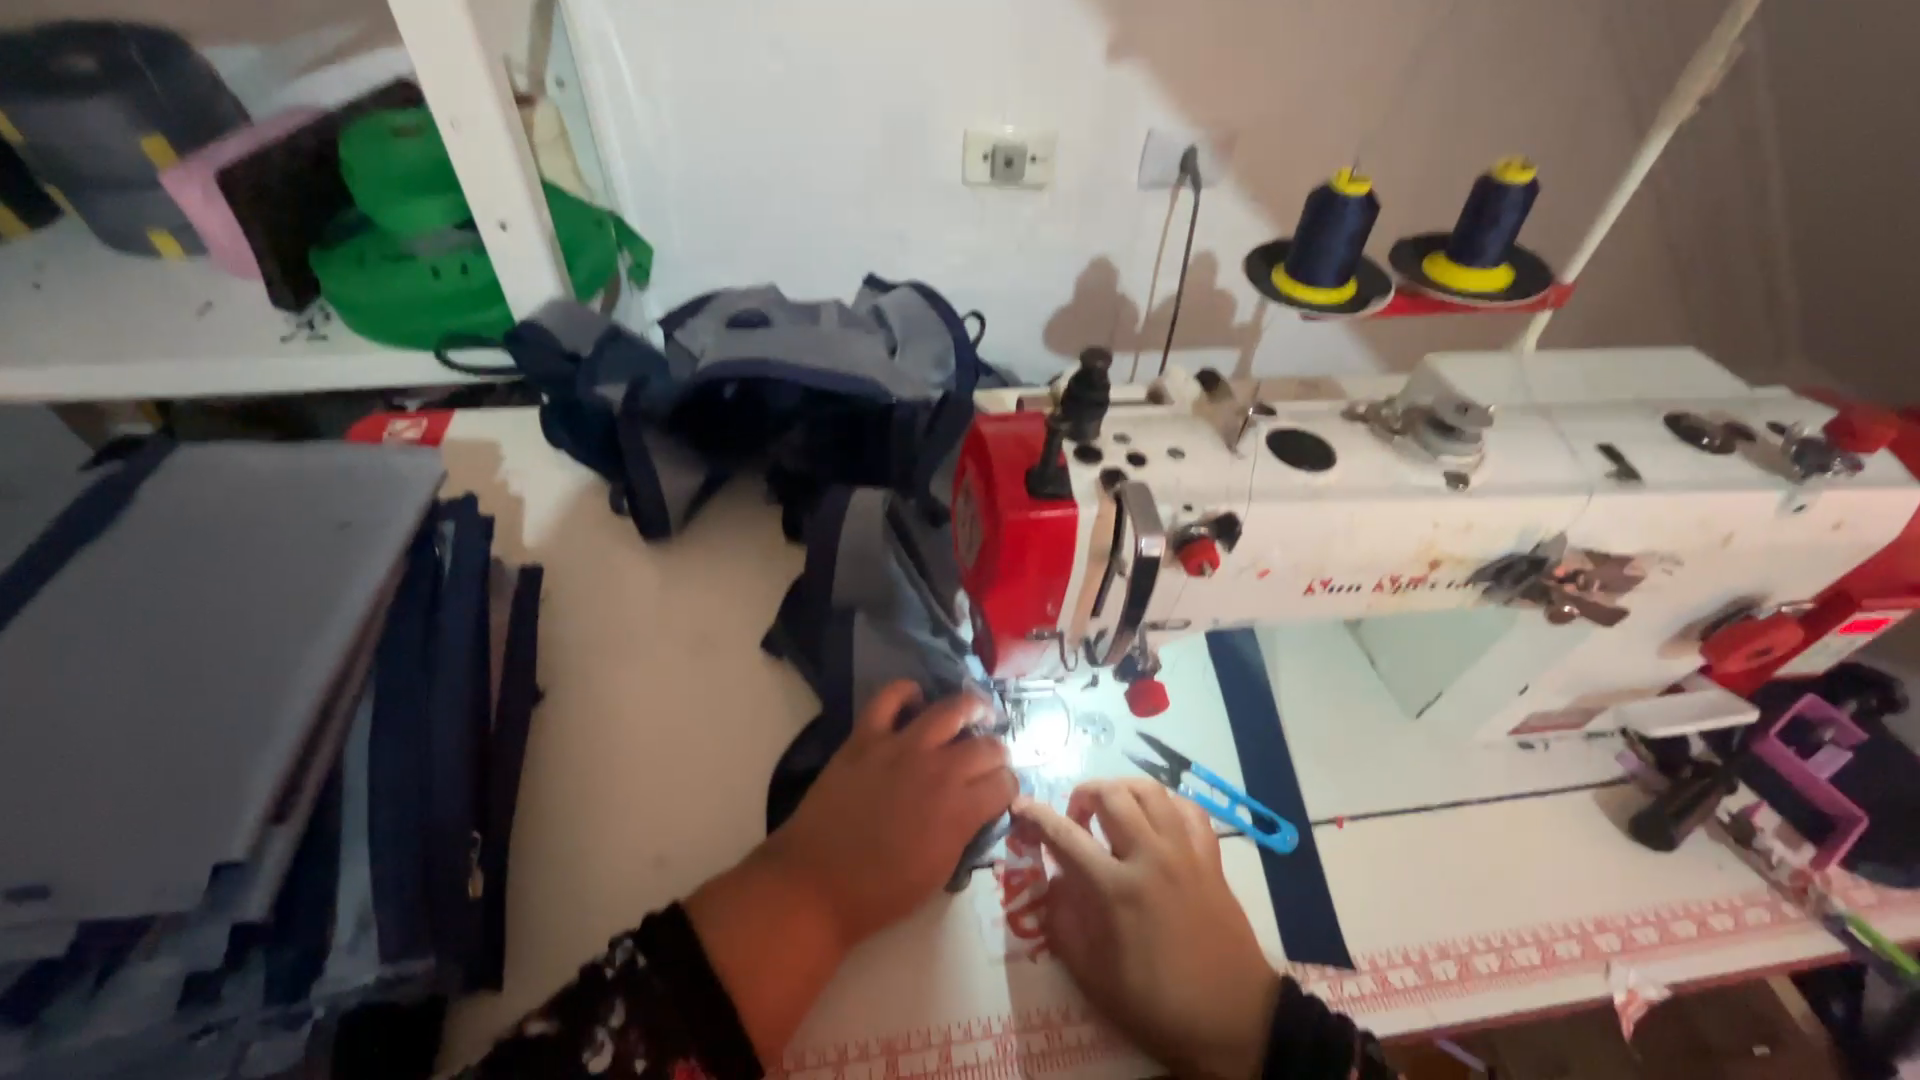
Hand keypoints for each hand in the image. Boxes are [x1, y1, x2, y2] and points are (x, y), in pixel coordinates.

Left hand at [688, 682, 1015, 1063]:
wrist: (816, 884)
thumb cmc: (881, 891)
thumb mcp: (941, 870)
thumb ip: (965, 830)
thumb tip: (977, 808)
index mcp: (960, 809)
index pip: (1005, 783)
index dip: (1009, 788)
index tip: (1002, 793)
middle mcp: (939, 769)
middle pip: (988, 745)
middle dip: (997, 754)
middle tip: (990, 760)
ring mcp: (900, 747)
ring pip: (951, 709)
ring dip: (971, 710)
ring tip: (974, 715)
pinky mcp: (865, 737)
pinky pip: (889, 697)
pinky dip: (907, 692)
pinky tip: (916, 700)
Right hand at [1014, 779, 1278, 1079]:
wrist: (1233, 1020)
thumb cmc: (1158, 1005)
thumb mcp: (1093, 977)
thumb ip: (1063, 924)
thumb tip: (1052, 884)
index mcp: (1115, 889)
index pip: (1065, 835)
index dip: (1036, 816)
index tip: (1019, 806)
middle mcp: (1150, 857)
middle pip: (1110, 795)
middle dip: (1082, 795)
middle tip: (1075, 819)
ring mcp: (1185, 853)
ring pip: (1150, 791)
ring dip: (1121, 790)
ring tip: (1111, 810)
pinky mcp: (1212, 859)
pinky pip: (1188, 809)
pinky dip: (1166, 804)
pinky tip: (1155, 820)